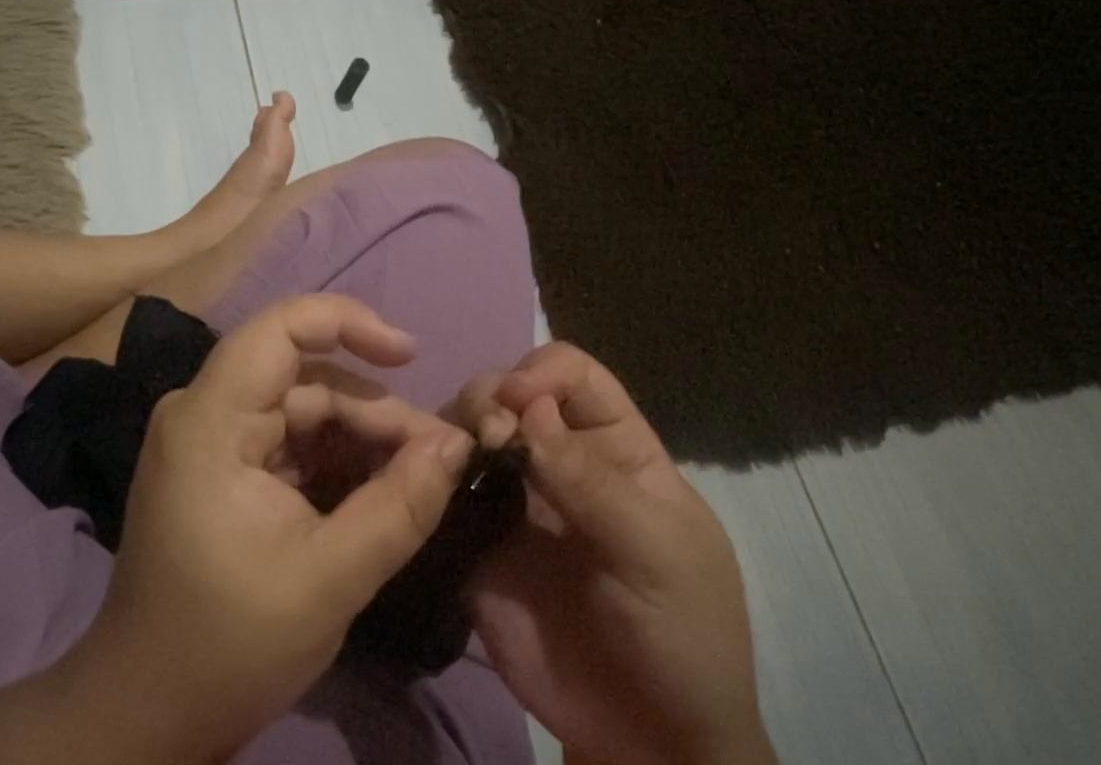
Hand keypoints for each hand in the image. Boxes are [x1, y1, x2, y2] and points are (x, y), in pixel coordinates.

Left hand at [69, 294, 475, 760]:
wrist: (150, 705)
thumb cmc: (230, 642)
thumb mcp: (331, 576)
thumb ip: (401, 505)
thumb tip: (457, 443)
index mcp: (210, 421)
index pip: (279, 329)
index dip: (349, 322)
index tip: (412, 356)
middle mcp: (203, 414)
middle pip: (303, 379)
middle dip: (374, 411)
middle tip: (439, 458)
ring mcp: (209, 443)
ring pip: (302, 412)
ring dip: (362, 439)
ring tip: (420, 479)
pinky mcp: (220, 473)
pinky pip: (289, 445)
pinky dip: (336, 463)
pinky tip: (380, 493)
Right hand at [452, 343, 773, 764]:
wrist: (646, 740)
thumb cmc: (679, 636)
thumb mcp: (656, 553)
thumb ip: (592, 481)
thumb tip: (530, 408)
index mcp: (617, 451)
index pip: (574, 376)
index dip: (542, 372)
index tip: (518, 403)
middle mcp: (558, 464)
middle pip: (511, 395)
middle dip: (490, 398)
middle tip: (485, 438)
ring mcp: (513, 504)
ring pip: (468, 435)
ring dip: (453, 431)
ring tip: (451, 462)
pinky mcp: (475, 546)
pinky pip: (442, 496)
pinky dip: (426, 479)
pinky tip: (422, 487)